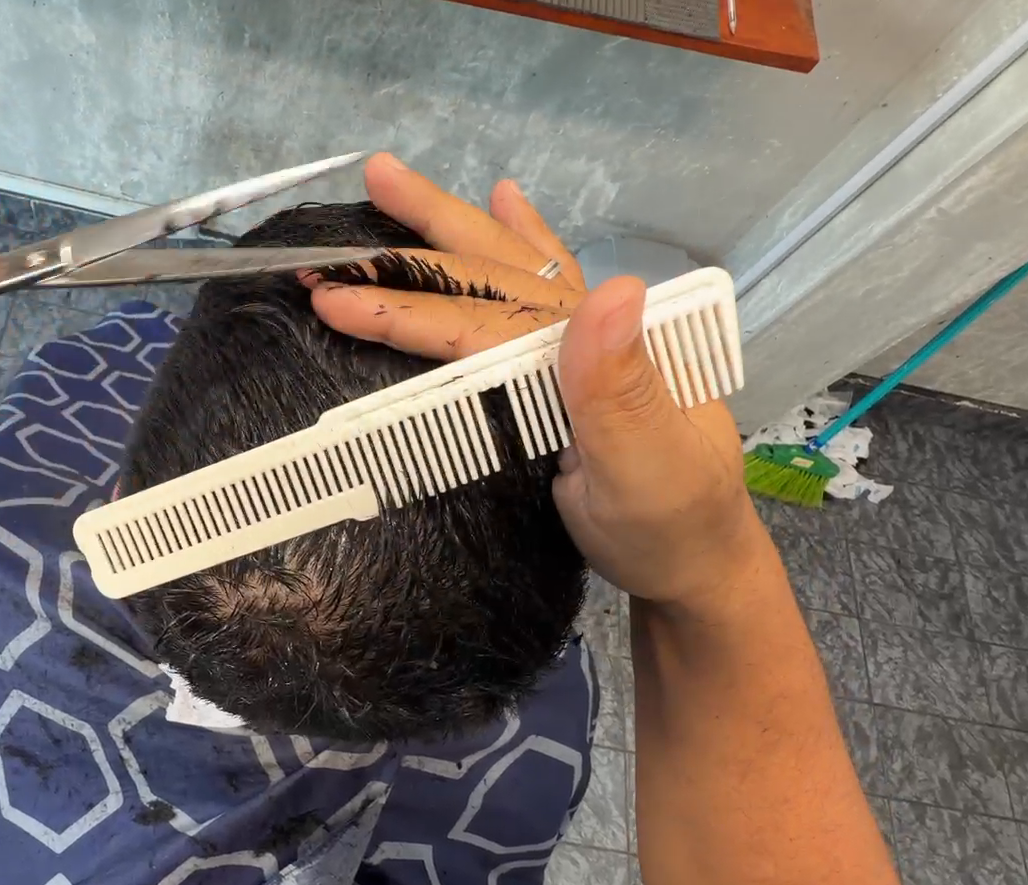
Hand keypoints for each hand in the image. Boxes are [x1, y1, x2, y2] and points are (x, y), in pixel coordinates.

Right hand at [308, 154, 763, 607]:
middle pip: (496, 270)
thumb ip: (622, 388)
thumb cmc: (665, 526)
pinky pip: (543, 288)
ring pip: (508, 269)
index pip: (487, 319)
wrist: (691, 559)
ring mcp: (579, 343)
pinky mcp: (569, 365)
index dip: (409, 306)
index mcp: (598, 348)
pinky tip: (506, 202)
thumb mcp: (647, 470)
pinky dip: (523, 241)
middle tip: (366, 183)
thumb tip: (610, 287)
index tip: (335, 297)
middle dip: (421, 236)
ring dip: (452, 225)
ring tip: (399, 182)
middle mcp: (587, 330)